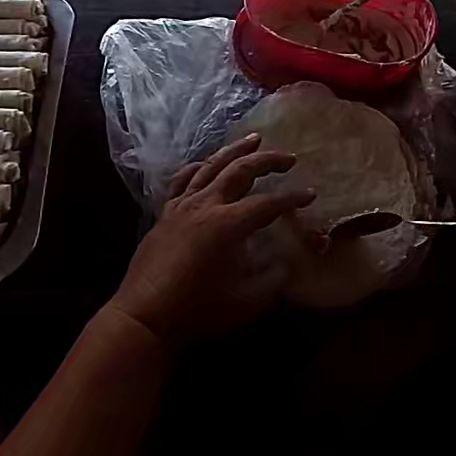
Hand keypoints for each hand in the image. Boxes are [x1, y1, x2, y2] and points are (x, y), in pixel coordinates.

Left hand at [107, 133, 316, 348]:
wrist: (145, 315)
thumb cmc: (197, 310)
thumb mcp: (246, 302)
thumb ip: (272, 279)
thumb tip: (286, 263)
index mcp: (227, 224)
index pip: (267, 204)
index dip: (292, 198)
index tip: (310, 195)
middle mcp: (205, 206)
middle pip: (240, 171)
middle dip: (267, 161)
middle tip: (289, 158)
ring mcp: (181, 206)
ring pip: (211, 166)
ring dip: (234, 151)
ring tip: (253, 140)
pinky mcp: (165, 213)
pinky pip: (183, 180)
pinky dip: (199, 167)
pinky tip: (206, 164)